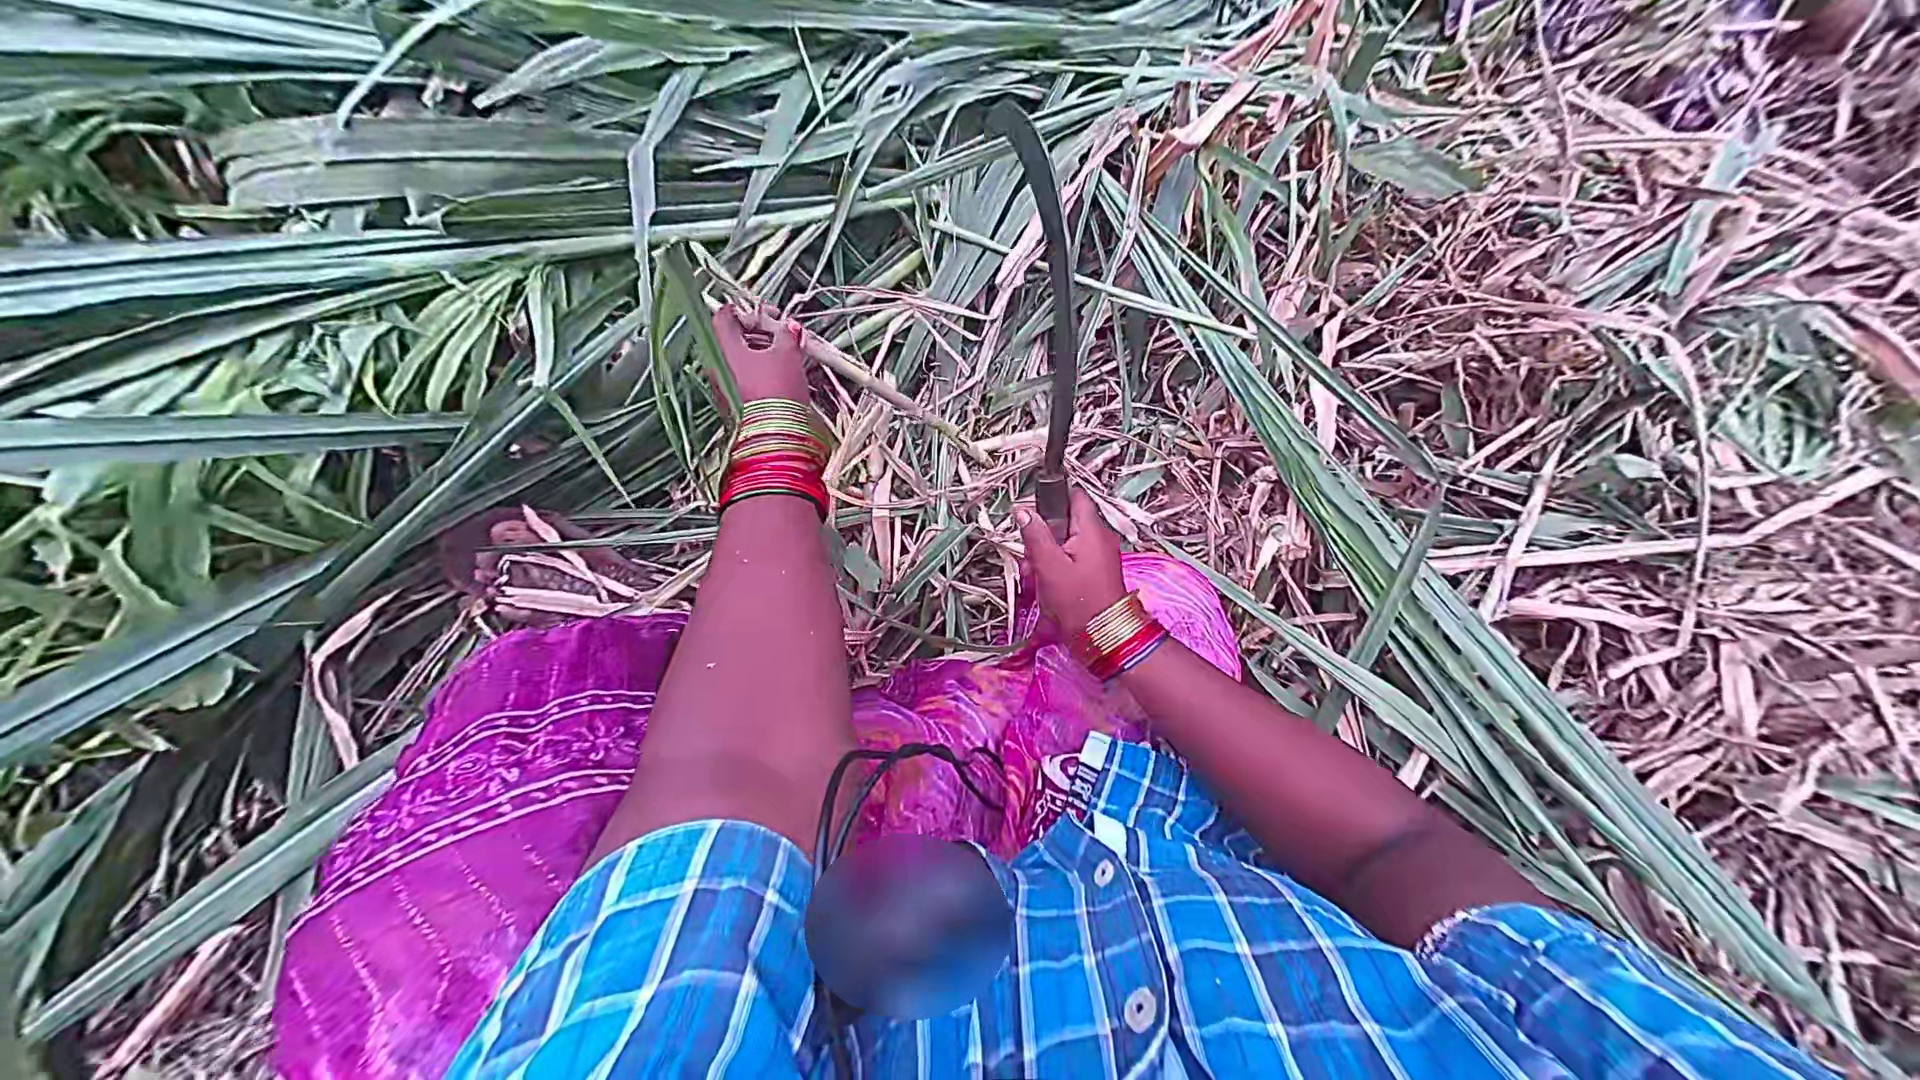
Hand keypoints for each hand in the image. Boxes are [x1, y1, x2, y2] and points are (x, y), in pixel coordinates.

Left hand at [713, 306, 808, 402]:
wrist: (777, 434)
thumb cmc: (778, 391)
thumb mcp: (788, 355)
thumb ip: (787, 335)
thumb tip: (789, 327)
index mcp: (724, 348)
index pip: (724, 317)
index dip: (745, 310)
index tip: (764, 314)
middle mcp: (717, 366)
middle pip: (732, 340)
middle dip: (756, 334)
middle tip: (779, 334)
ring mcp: (723, 388)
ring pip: (738, 362)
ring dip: (759, 355)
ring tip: (783, 358)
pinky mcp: (733, 405)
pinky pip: (743, 381)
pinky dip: (758, 374)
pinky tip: (778, 379)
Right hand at [1017, 489, 1126, 634]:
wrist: (1103, 638)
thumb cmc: (1078, 602)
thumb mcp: (1049, 565)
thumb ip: (1035, 535)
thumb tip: (1024, 511)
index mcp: (1091, 531)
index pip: (1073, 497)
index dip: (1050, 501)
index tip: (1031, 517)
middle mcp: (1097, 540)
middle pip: (1062, 526)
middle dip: (1040, 541)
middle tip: (1031, 560)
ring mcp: (1097, 558)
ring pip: (1062, 547)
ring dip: (1043, 561)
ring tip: (1035, 581)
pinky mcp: (1093, 575)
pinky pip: (1068, 564)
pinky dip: (1054, 573)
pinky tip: (1044, 590)